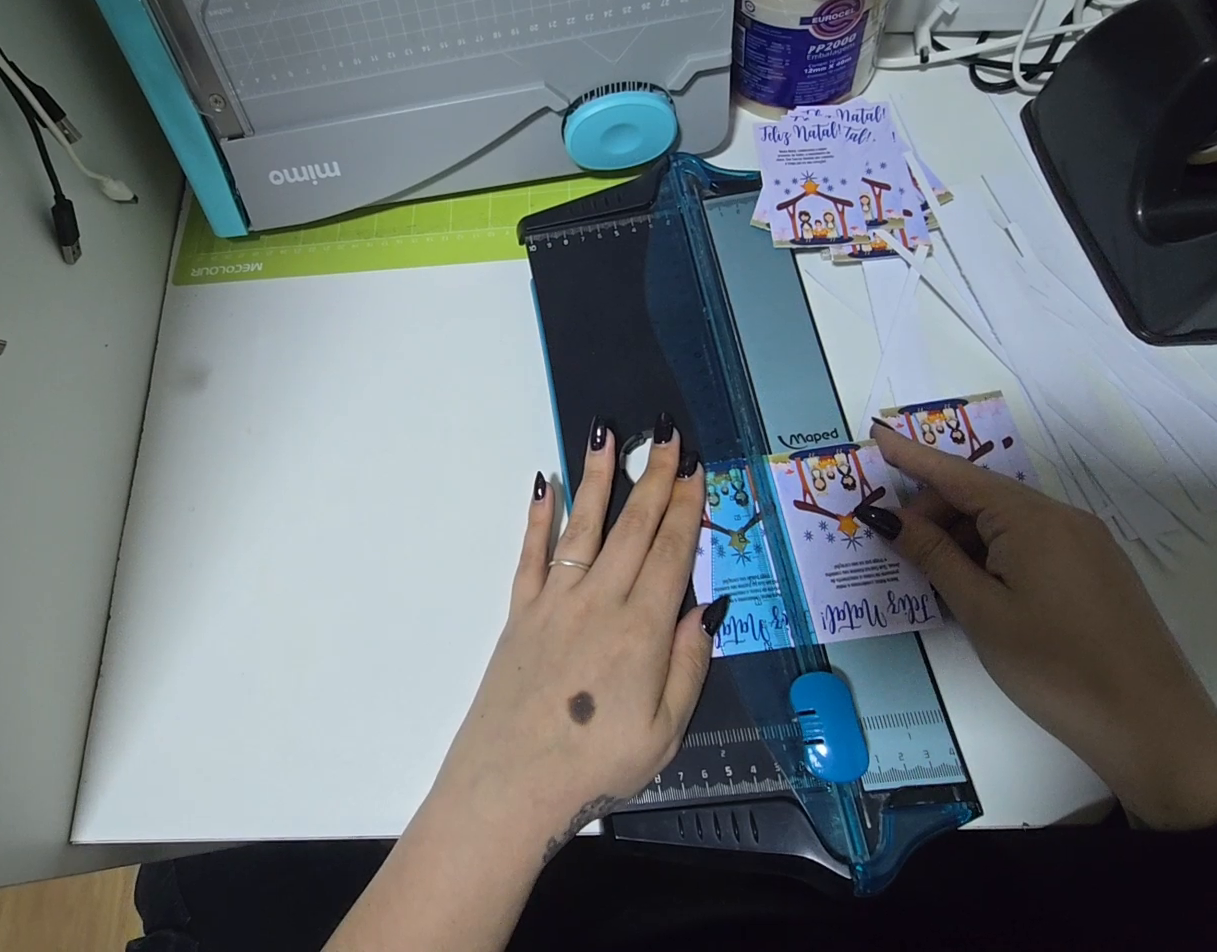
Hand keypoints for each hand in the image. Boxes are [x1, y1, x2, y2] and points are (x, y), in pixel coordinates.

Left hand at [323, 417, 714, 951]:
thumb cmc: (593, 764)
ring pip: (583, 526)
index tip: (695, 469)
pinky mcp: (520, 610)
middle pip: (633, 527)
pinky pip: (531, 553)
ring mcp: (555, 600)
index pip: (671, 551)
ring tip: (606, 435)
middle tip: (666, 435)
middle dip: (654, 477)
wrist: (511, 782)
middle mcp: (598, 601)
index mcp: (641, 629)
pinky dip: (538, 517)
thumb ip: (688, 663)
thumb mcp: (665, 730)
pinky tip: (544, 486)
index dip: (686, 506)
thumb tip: (704, 608)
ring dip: (598, 478)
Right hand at [865, 422, 1216, 829]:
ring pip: (1001, 522)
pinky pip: (1025, 543)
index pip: (958, 475)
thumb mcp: (979, 610)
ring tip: (930, 577)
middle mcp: (1062, 519)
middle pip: (979, 497)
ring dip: (958, 538)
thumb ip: (932, 555)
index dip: (912, 456)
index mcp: (1033, 521)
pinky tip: (970, 586)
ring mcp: (1083, 545)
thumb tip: (887, 516)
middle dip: (931, 512)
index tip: (876, 433)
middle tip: (893, 548)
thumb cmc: (1054, 665)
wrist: (1154, 730)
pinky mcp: (1092, 571)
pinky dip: (987, 553)